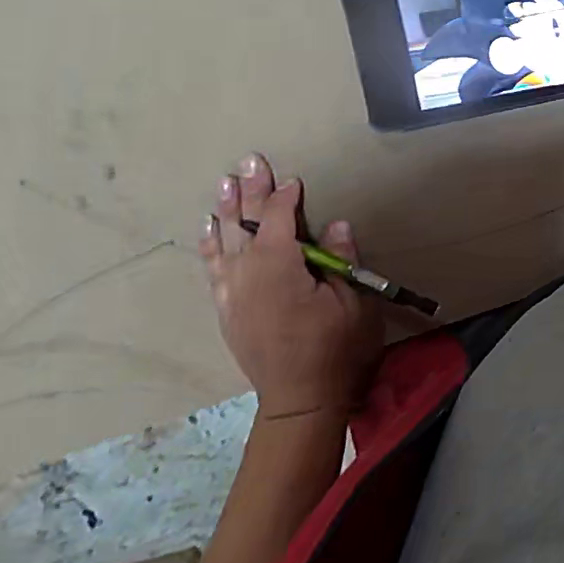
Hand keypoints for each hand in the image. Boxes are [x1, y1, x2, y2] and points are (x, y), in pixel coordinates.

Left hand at [201, 155, 382, 419]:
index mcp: (280, 269)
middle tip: (249, 161)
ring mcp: (233, 295)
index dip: (286, 198)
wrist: (303, 401)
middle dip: (249, 191)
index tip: (296, 181)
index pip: (278, 220)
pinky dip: (211, 246)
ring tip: (224, 183)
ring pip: (225, 243)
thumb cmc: (337, 349)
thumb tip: (334, 225)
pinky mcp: (228, 311)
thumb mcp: (354, 303)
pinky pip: (214, 270)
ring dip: (225, 211)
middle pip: (246, 224)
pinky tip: (209, 230)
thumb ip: (342, 260)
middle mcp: (248, 276)